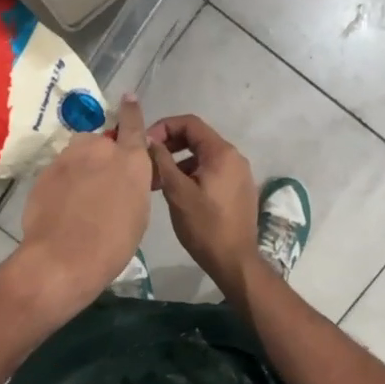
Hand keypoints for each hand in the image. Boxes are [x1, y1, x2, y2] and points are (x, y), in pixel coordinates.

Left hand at [14, 94, 154, 315]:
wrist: (63, 257)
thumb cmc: (113, 244)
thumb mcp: (137, 214)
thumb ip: (132, 185)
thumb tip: (122, 179)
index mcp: (131, 160)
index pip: (133, 124)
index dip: (131, 111)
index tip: (128, 98)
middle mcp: (100, 150)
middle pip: (102, 142)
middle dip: (102, 155)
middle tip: (101, 184)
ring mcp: (69, 158)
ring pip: (78, 153)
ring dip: (81, 166)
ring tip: (80, 195)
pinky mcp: (45, 171)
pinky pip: (60, 170)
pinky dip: (63, 182)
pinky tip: (62, 206)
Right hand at [146, 114, 263, 303]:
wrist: (234, 260)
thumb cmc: (204, 226)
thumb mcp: (177, 192)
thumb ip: (162, 161)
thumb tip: (149, 140)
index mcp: (221, 153)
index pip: (190, 123)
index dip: (163, 127)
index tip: (144, 144)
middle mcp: (234, 157)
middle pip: (197, 138)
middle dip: (169, 146)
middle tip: (148, 164)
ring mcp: (239, 174)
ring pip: (203, 157)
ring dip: (179, 163)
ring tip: (158, 183)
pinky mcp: (239, 190)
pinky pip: (213, 172)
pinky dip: (192, 175)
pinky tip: (178, 194)